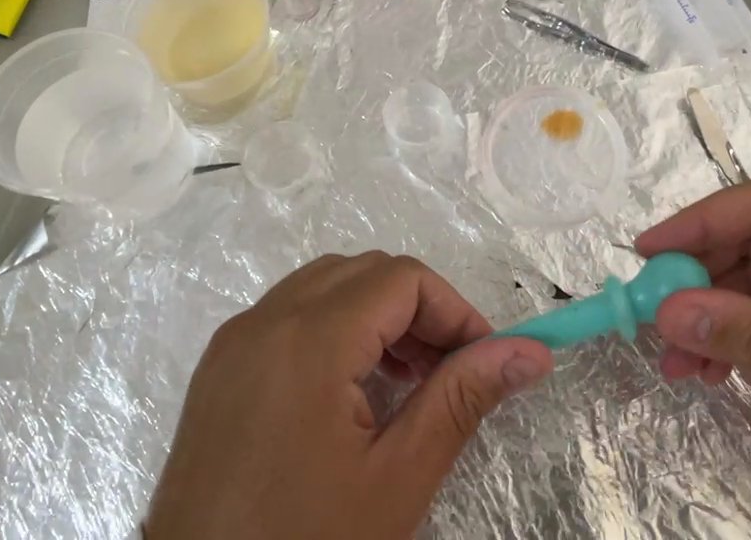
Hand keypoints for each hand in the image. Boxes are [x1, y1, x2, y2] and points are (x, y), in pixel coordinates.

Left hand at [145, 252, 554, 538]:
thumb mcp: (397, 477)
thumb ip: (463, 397)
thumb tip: (532, 352)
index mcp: (309, 337)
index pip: (402, 278)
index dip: (454, 310)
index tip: (483, 361)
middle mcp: (265, 320)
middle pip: (364, 272)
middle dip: (419, 309)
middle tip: (449, 372)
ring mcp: (235, 341)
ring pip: (326, 285)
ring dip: (378, 315)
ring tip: (408, 379)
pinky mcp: (219, 368)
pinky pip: (289, 314)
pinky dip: (334, 328)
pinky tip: (353, 389)